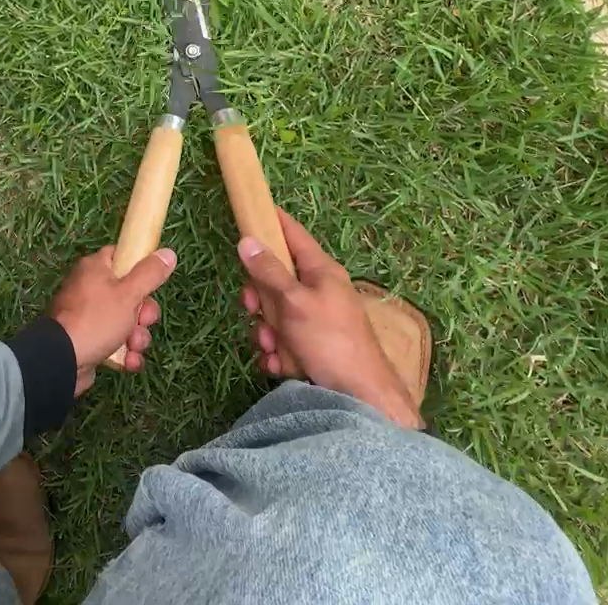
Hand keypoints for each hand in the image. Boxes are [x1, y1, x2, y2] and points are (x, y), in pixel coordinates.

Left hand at [48, 246, 175, 394]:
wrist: (62, 360)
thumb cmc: (96, 319)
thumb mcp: (128, 294)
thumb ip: (149, 274)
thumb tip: (168, 252)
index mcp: (95, 268)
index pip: (122, 256)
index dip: (141, 268)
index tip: (153, 283)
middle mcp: (90, 288)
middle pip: (130, 293)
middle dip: (143, 314)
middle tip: (143, 322)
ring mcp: (89, 316)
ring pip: (126, 321)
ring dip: (137, 337)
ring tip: (133, 347)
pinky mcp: (90, 340)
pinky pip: (115, 341)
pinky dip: (125, 352)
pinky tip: (129, 362)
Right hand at [237, 209, 420, 428]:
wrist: (361, 397)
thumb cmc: (331, 340)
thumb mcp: (295, 301)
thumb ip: (269, 271)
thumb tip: (247, 239)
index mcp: (321, 271)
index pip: (293, 234)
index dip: (273, 221)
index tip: (252, 209)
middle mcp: (319, 291)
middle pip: (275, 279)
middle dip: (259, 297)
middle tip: (251, 309)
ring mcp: (315, 320)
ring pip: (275, 313)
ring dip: (266, 331)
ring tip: (272, 347)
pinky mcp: (312, 347)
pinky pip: (282, 340)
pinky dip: (277, 352)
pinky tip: (280, 365)